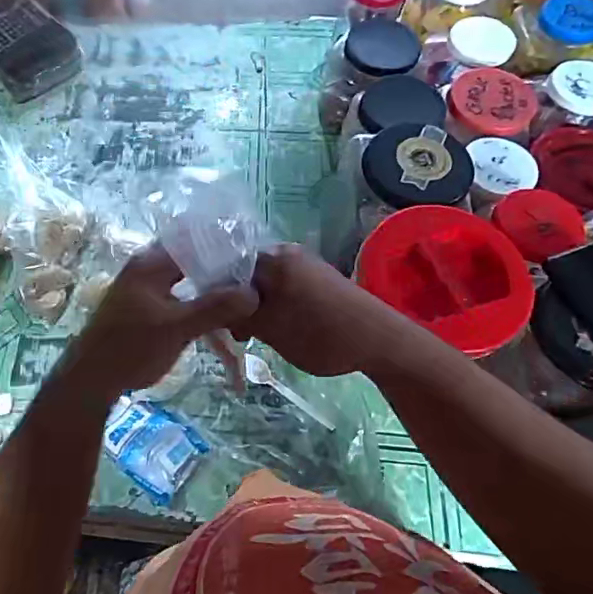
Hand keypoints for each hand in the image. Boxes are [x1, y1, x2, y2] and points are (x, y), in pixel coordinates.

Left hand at [57, 245, 258, 398]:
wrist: (92, 378)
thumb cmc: (131, 348)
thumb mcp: (177, 328)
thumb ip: (215, 308)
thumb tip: (253, 293)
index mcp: (151, 263)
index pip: (195, 239)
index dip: (224, 245)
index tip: (253, 255)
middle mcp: (147, 267)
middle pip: (193, 256)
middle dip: (221, 266)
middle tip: (252, 276)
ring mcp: (145, 286)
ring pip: (187, 276)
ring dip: (211, 284)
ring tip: (241, 293)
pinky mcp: (146, 305)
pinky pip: (180, 292)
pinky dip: (199, 299)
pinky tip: (218, 311)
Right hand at [230, 245, 417, 376]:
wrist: (379, 340)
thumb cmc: (320, 335)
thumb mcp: (270, 329)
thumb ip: (237, 314)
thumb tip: (215, 308)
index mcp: (272, 259)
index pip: (224, 265)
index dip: (213, 294)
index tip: (213, 321)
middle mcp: (286, 253)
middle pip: (243, 273)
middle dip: (235, 303)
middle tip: (238, 334)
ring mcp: (304, 264)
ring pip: (263, 283)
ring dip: (254, 307)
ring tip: (256, 335)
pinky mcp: (317, 279)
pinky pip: (282, 288)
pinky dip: (273, 306)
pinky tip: (277, 328)